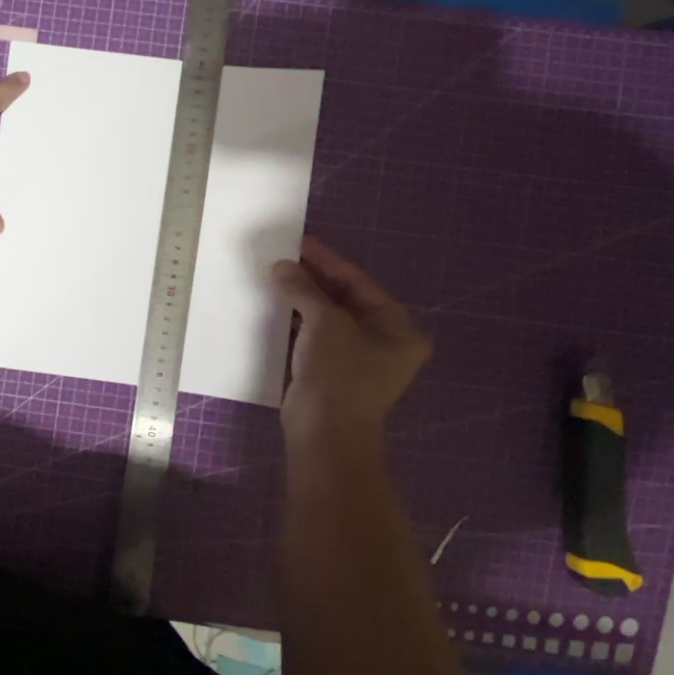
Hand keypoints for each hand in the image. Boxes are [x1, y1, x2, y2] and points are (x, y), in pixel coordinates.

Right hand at [271, 238, 429, 439]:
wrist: (325, 431)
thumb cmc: (338, 374)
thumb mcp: (324, 323)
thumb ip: (304, 290)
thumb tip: (282, 266)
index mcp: (397, 329)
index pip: (360, 284)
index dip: (329, 262)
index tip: (301, 242)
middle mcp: (382, 341)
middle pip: (345, 299)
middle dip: (314, 279)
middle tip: (285, 257)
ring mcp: (355, 358)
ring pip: (327, 317)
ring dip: (302, 298)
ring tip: (276, 277)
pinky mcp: (330, 371)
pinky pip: (314, 335)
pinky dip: (296, 320)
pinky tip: (276, 306)